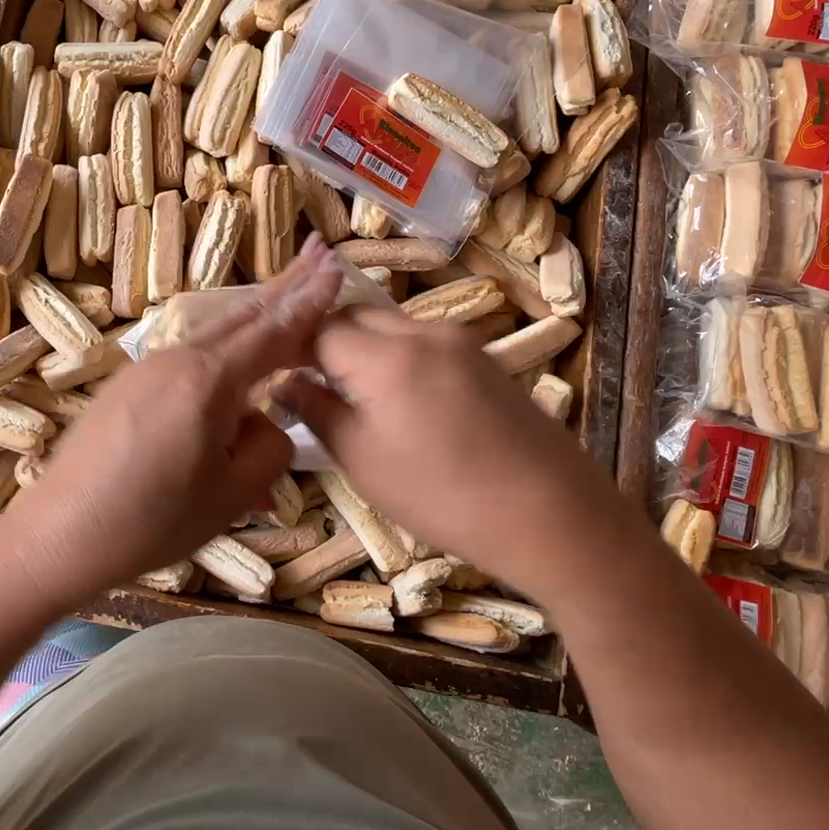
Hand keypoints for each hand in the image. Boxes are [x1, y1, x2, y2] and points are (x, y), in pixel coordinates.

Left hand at [0, 238, 343, 605]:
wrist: (59, 535)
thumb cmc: (152, 521)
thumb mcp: (232, 495)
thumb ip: (268, 449)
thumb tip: (264, 423)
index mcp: (210, 379)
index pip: (275, 331)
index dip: (310, 301)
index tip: (337, 266)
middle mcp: (178, 358)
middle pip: (244, 315)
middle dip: (286, 285)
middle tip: (319, 253)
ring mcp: (146, 368)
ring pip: (214, 338)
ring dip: (254, 321)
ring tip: (284, 300)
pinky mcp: (126, 386)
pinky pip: (187, 365)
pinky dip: (221, 361)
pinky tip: (231, 381)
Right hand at [276, 307, 611, 575]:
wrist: (551, 515)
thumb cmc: (443, 496)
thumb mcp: (364, 460)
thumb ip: (317, 411)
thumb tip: (284, 382)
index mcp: (386, 356)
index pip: (319, 328)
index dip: (291, 348)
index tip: (277, 375)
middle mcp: (422, 331)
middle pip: (355, 314)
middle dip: (325, 340)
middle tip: (311, 384)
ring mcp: (459, 340)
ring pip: (390, 324)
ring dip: (362, 346)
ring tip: (354, 395)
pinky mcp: (484, 357)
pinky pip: (423, 340)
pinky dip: (396, 355)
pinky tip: (399, 400)